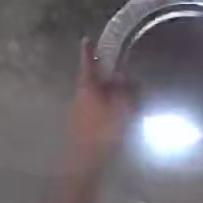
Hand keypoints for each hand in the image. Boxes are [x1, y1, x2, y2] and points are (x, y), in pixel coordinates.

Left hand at [68, 39, 133, 174]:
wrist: (84, 163)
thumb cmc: (104, 133)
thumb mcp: (121, 109)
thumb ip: (124, 91)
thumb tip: (121, 76)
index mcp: (88, 88)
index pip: (88, 65)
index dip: (88, 52)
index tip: (86, 39)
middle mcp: (80, 96)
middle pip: (91, 80)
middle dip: (103, 75)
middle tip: (117, 70)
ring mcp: (78, 112)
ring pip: (93, 94)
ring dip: (105, 91)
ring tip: (121, 93)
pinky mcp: (80, 125)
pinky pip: (94, 107)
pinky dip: (104, 104)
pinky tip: (116, 114)